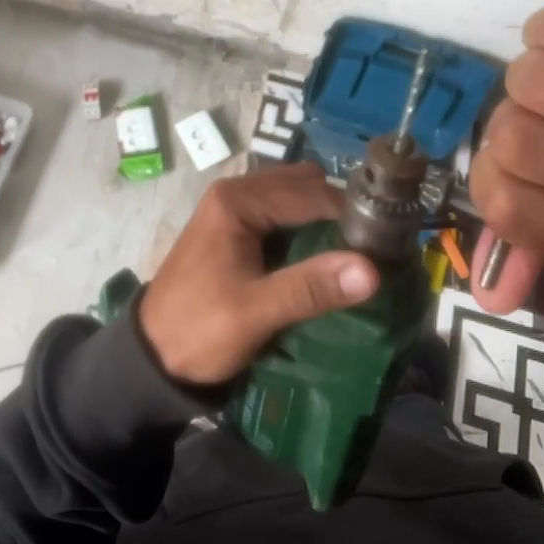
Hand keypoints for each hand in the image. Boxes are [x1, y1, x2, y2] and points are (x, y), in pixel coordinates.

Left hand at [139, 164, 378, 385]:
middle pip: (306, 187)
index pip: (312, 193)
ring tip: (360, 254)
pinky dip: (308, 230)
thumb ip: (310, 288)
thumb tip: (371, 270)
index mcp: (237, 201)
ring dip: (326, 220)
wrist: (152, 357)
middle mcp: (237, 193)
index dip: (352, 213)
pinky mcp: (238, 230)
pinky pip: (284, 216)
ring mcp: (235, 209)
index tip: (391, 241)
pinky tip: (328, 260)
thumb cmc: (199, 330)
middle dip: (341, 212)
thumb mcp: (255, 312)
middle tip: (379, 247)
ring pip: (296, 200)